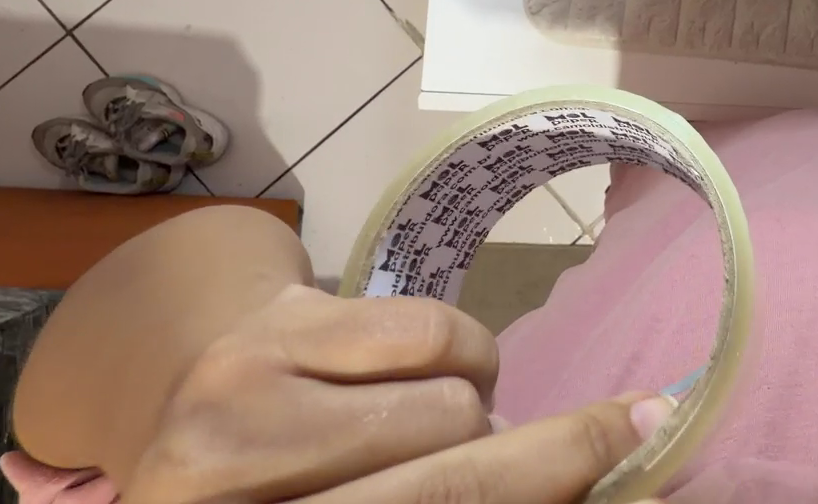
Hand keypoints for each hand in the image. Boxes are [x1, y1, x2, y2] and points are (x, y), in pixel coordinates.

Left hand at [123, 285, 672, 503]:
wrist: (180, 382)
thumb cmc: (282, 482)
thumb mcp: (350, 499)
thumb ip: (447, 490)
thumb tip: (569, 479)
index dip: (545, 484)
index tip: (637, 449)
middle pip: (447, 481)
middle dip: (557, 456)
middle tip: (628, 423)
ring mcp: (234, 425)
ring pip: (450, 409)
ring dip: (474, 412)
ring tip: (438, 420)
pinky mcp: (269, 335)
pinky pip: (431, 331)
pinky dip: (462, 351)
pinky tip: (429, 369)